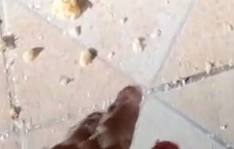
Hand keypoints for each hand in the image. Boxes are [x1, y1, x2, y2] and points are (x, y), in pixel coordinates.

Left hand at [48, 86, 176, 148]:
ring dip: (88, 130)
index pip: (122, 116)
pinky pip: (61, 145)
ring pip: (76, 135)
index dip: (129, 103)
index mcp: (110, 143)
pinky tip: (70, 148)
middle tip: (116, 107)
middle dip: (108, 115)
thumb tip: (171, 144)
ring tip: (95, 125)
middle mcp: (83, 142)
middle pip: (97, 123)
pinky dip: (71, 145)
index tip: (133, 90)